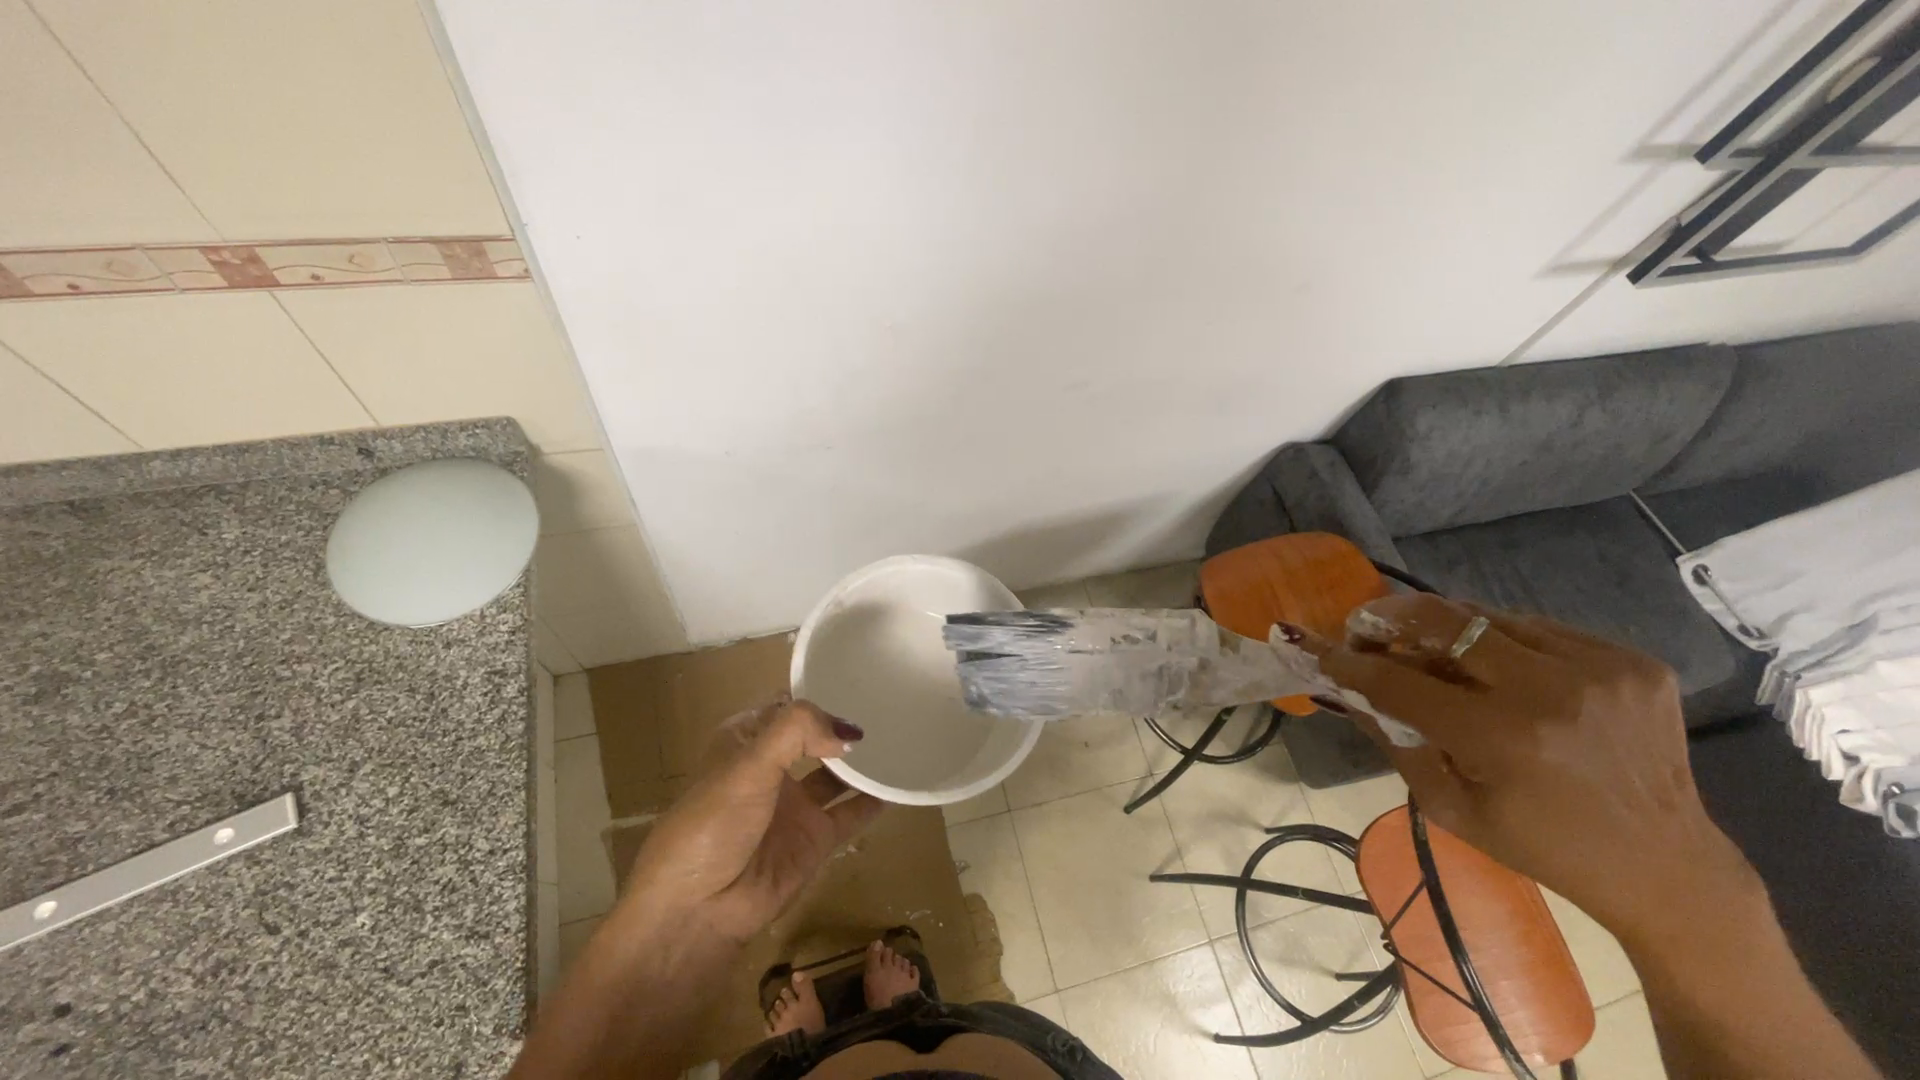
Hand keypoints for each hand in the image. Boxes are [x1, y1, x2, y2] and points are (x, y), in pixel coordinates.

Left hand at [621, 697, 885, 942]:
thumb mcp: (747, 763)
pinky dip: (876, 799)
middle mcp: (772, 768)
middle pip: (816, 737)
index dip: (817, 696)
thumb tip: (846, 735)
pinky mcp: (814, 839)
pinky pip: (852, 812)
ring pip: (838, 774)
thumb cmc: (713, 824)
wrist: (699, 909)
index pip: (786, 706)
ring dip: (864, 760)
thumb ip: (796, 731)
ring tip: (902, 739)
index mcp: (745, 742)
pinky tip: (901, 784)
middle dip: (844, 726)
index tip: (858, 684)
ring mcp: (795, 805)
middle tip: (890, 709)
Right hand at [1291, 593, 1759, 942]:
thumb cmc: (1542, 846)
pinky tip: (1495, 663)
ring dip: (1445, 627)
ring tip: (1424, 643)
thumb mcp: (1451, 807)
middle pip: (1444, 620)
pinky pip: (1541, 629)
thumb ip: (1395, 741)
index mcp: (1501, 739)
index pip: (1399, 680)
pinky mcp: (1630, 660)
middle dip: (1389, 616)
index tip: (1313, 647)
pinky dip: (1503, 640)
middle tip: (1364, 624)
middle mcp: (1549, 690)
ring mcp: (1599, 667)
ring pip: (1490, 617)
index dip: (1348, 662)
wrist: (1665, 863)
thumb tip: (1346, 688)